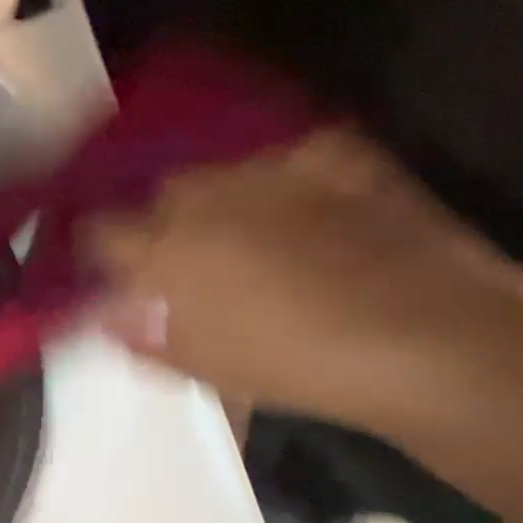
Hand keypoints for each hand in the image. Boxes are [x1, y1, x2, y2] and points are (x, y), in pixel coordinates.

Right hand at [83, 128, 522, 430]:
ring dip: (221, 198)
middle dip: (162, 220)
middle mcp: (209, 196)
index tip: (106, 269)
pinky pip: (291, 158)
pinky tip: (297, 204)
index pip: (102, 232)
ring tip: (242, 231)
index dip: (98, 249)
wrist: (424, 339)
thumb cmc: (291, 364)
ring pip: (225, 172)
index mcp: (166, 248)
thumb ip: (141, 332)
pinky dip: (284, 179)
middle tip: (179, 258)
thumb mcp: (197, 364)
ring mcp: (277, 171)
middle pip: (163, 194)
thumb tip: (109, 312)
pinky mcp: (341, 158)